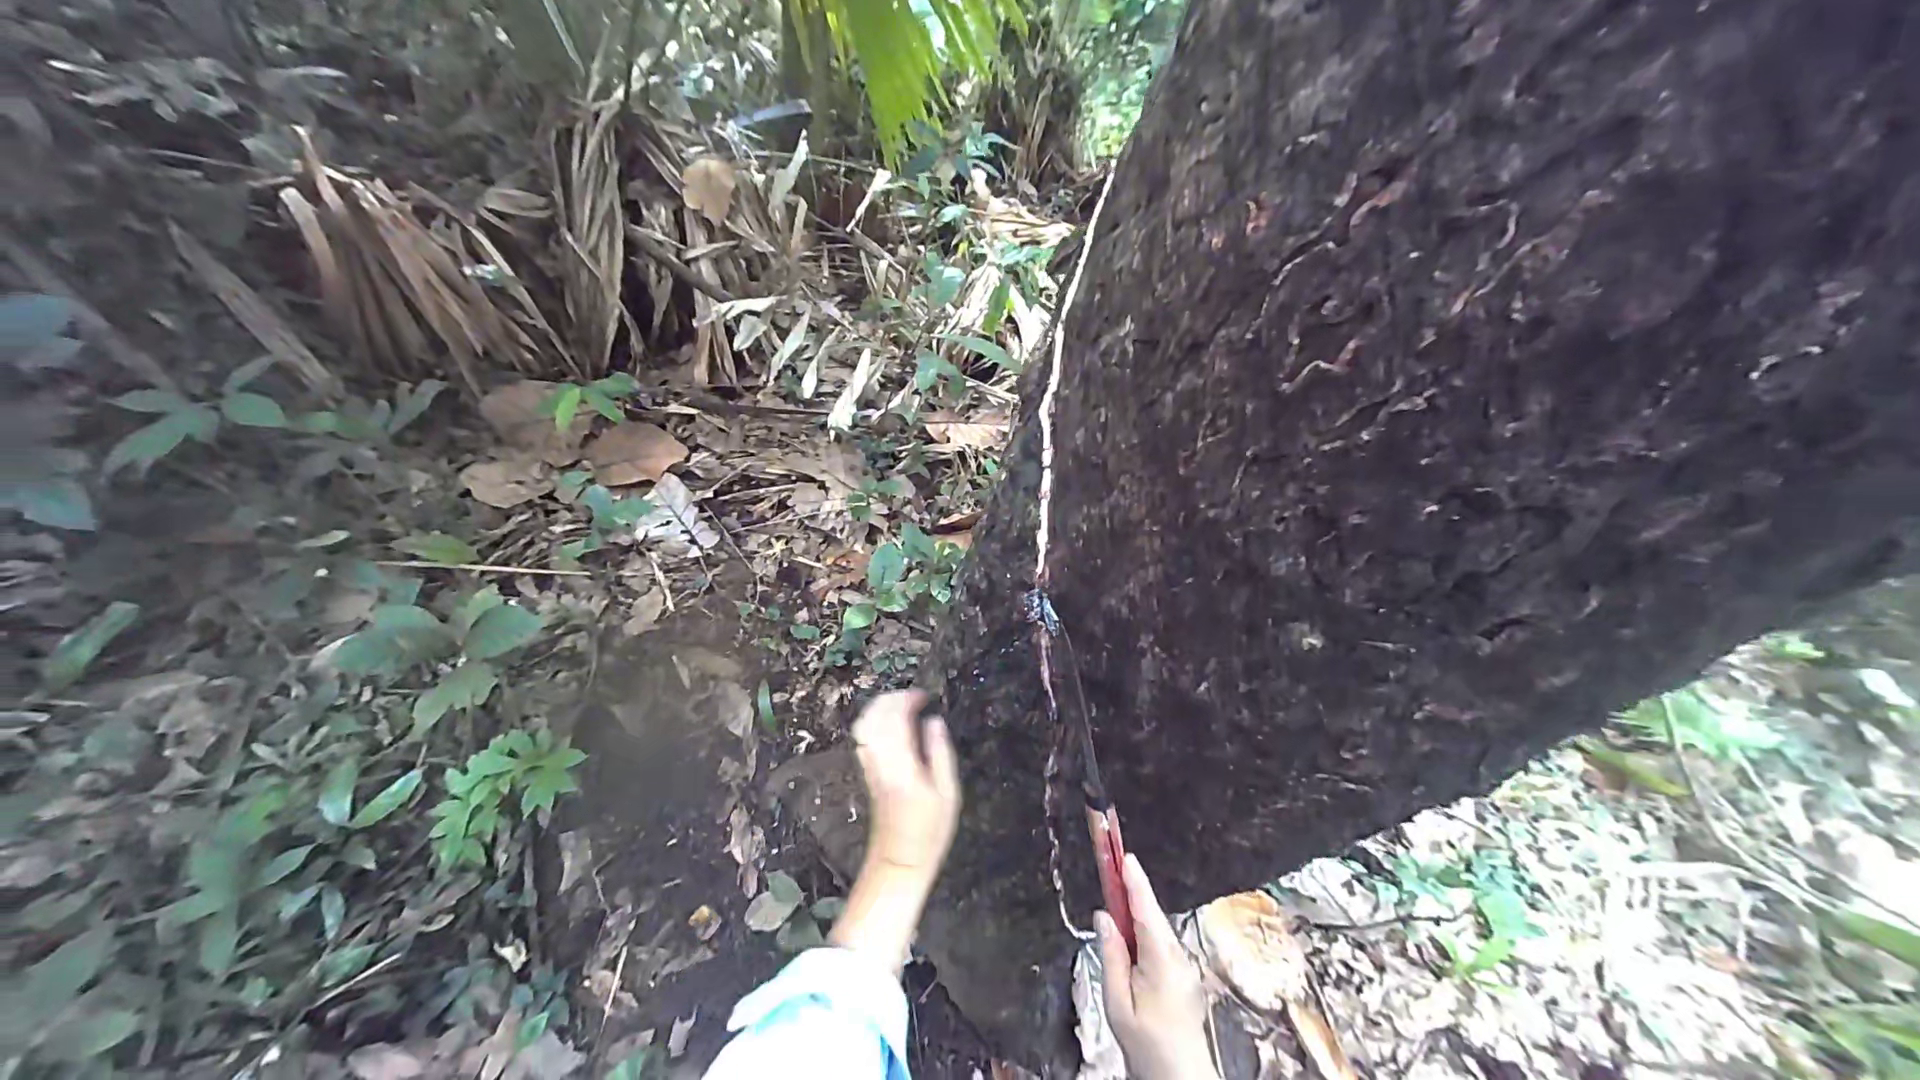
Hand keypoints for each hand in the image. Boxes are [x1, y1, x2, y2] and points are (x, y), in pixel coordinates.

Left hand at [829, 691, 960, 973]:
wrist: (899, 860)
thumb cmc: (929, 832)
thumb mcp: (948, 793)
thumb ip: (940, 753)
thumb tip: (935, 722)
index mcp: (903, 764)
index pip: (896, 719)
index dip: (908, 699)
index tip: (923, 696)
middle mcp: (881, 762)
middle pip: (875, 717)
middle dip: (891, 698)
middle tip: (911, 696)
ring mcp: (870, 767)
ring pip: (864, 726)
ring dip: (879, 708)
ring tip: (899, 704)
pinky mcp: (868, 774)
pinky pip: (863, 739)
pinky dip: (873, 723)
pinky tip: (888, 724)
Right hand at [1095, 855, 1217, 1079]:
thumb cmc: (1147, 1045)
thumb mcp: (1117, 1003)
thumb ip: (1110, 956)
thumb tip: (1103, 916)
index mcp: (1161, 960)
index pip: (1146, 910)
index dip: (1135, 881)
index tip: (1126, 857)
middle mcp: (1177, 957)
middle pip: (1152, 915)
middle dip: (1133, 890)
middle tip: (1113, 867)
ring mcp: (1183, 967)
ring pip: (1156, 928)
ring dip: (1137, 910)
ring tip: (1116, 896)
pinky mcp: (1183, 976)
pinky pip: (1161, 942)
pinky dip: (1144, 928)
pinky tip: (1130, 933)